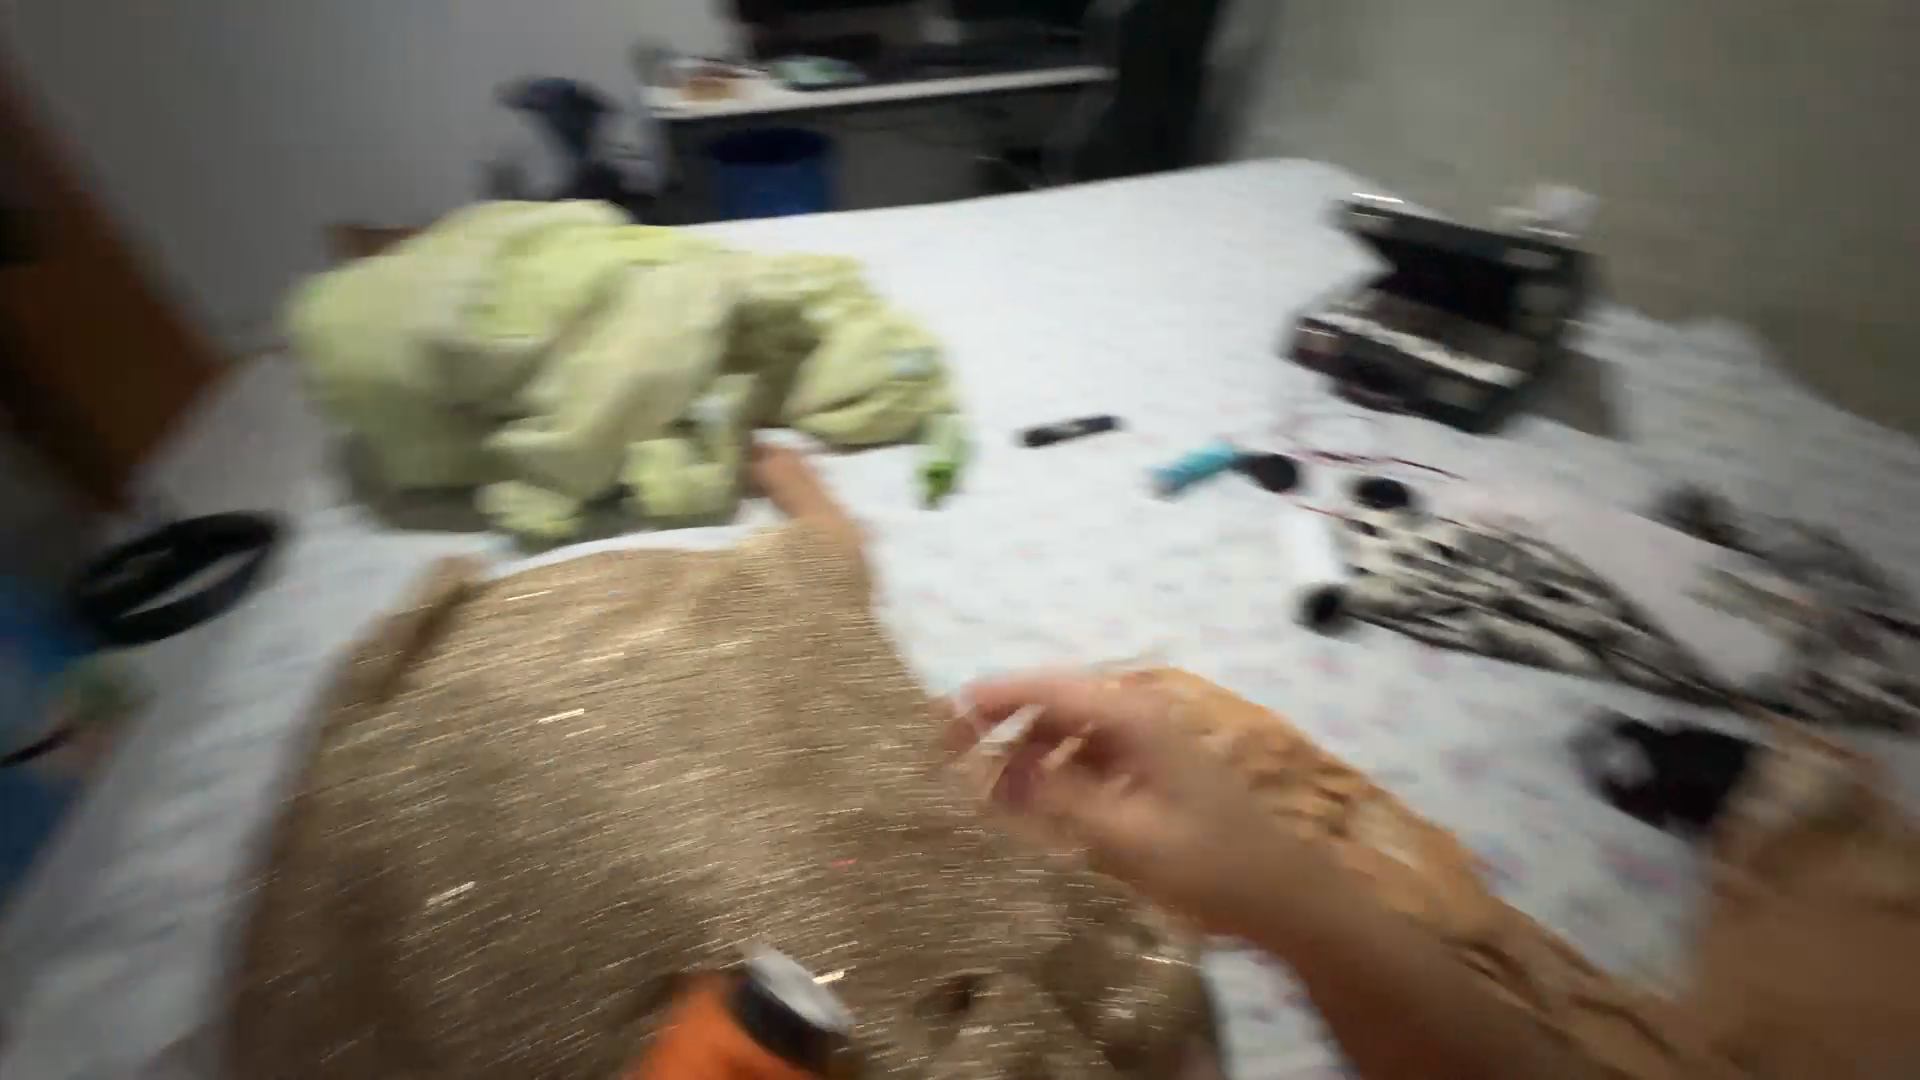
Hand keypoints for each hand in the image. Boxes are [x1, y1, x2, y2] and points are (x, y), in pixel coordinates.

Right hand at [947, 674, 1293, 935]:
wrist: (1280, 893)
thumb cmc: (1208, 866)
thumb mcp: (1127, 839)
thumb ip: (1061, 800)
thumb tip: (1003, 771)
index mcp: (1133, 719)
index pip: (1049, 689)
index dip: (995, 696)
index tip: (950, 712)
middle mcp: (1135, 715)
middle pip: (1053, 703)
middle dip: (1004, 725)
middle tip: (958, 753)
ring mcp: (1142, 739)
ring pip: (1066, 731)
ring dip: (1028, 756)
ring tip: (995, 795)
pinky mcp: (1145, 764)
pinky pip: (1086, 756)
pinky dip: (1055, 774)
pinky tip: (1039, 806)